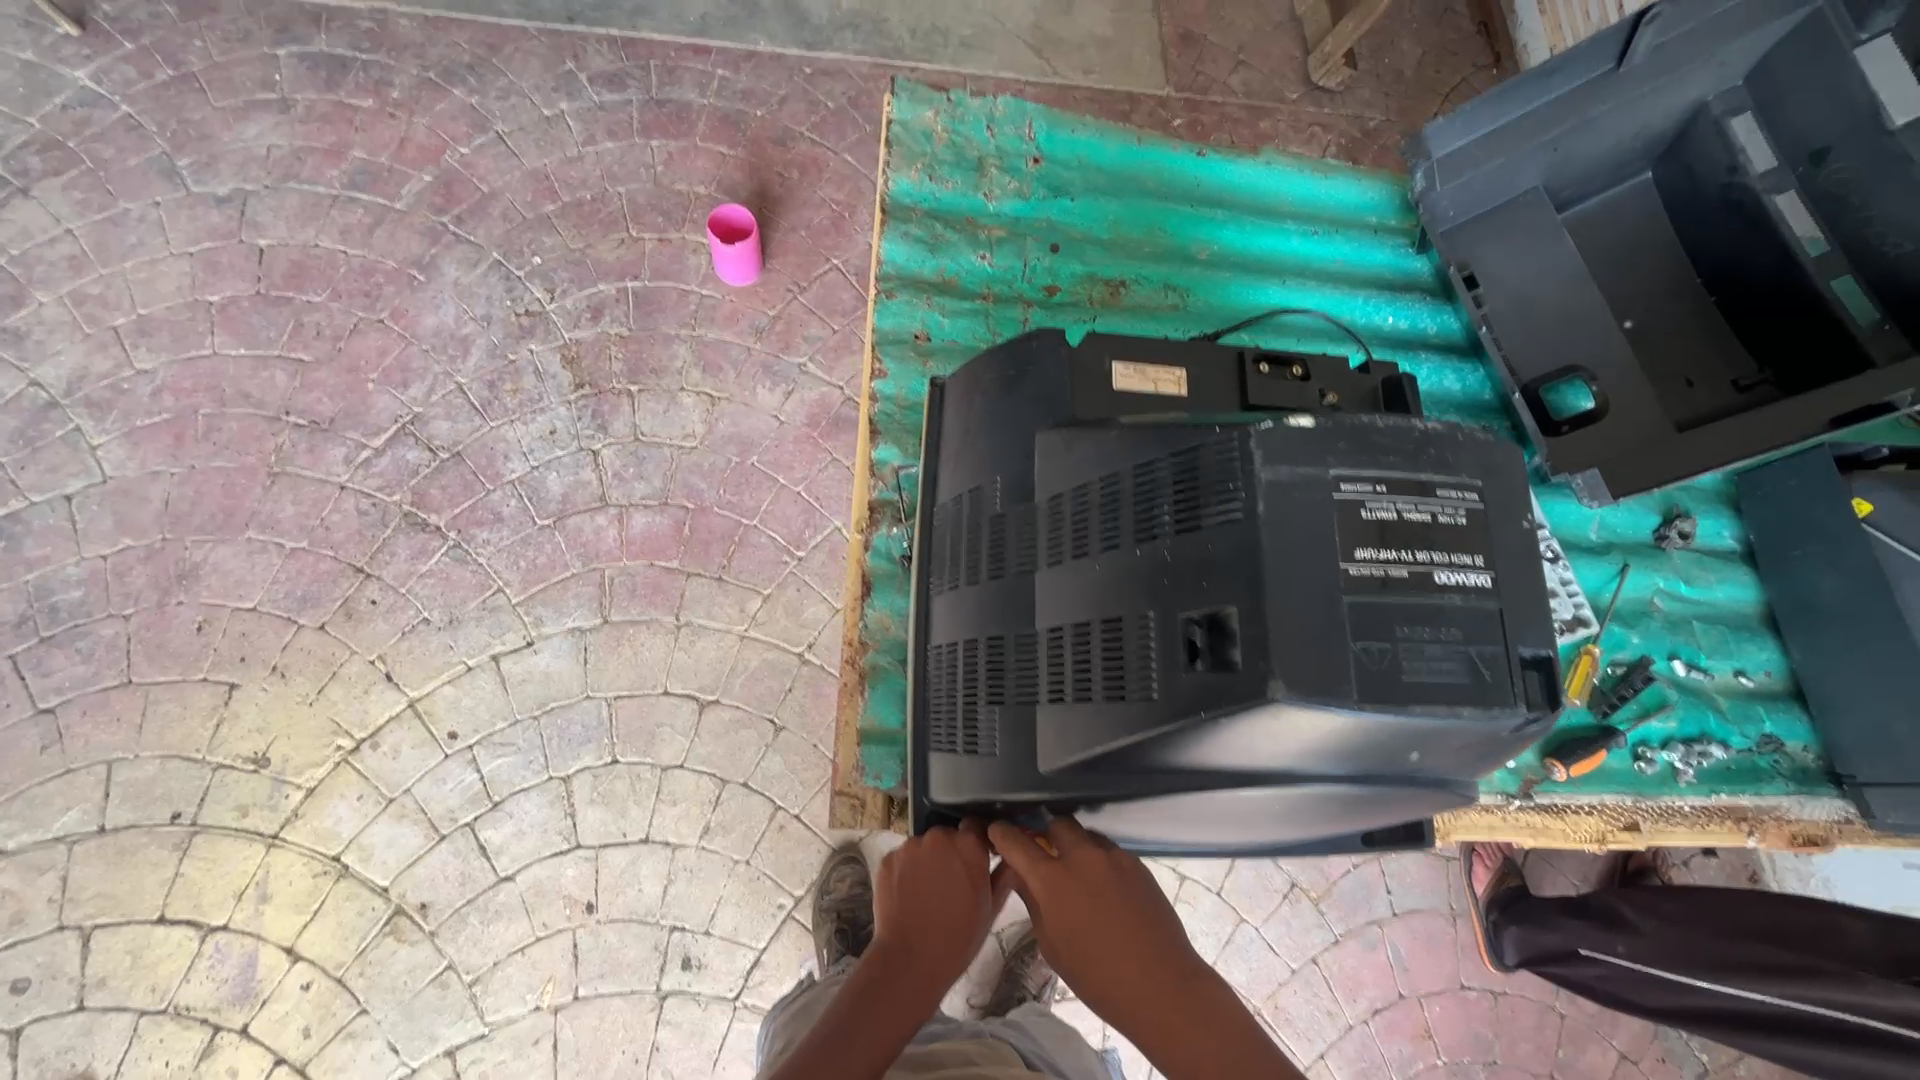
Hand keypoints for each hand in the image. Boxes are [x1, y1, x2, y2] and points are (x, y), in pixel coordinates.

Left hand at [870, 819, 1014, 996]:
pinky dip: (907, 870)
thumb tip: (1012, 859)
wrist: (910, 960)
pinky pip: (903, 858)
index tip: (979, 858)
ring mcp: (910, 847)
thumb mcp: (991, 910)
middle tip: (953, 881)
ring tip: (929, 891)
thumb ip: (1004, 877)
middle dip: (952, 852)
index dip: (978, 841)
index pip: (976, 826)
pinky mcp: (888, 859)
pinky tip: (909, 895)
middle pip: (948, 836)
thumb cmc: (958, 938)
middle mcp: (938, 837)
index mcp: (968, 845)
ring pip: (924, 846)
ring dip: (929, 859)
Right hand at [988, 817, 1209, 1032]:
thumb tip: (1023, 877)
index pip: (1016, 842)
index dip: (1002, 833)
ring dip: (1076, 846)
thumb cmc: (1095, 976)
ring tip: (1079, 873)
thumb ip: (1034, 902)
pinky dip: (1100, 861)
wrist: (1158, 984)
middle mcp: (1081, 857)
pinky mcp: (1137, 864)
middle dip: (1047, 833)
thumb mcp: (1051, 944)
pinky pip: (1110, 851)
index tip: (997, 831)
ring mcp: (1113, 857)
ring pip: (1087, 834)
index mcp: (1052, 880)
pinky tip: (1106, 889)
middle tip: (1046, 855)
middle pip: (1057, 823)